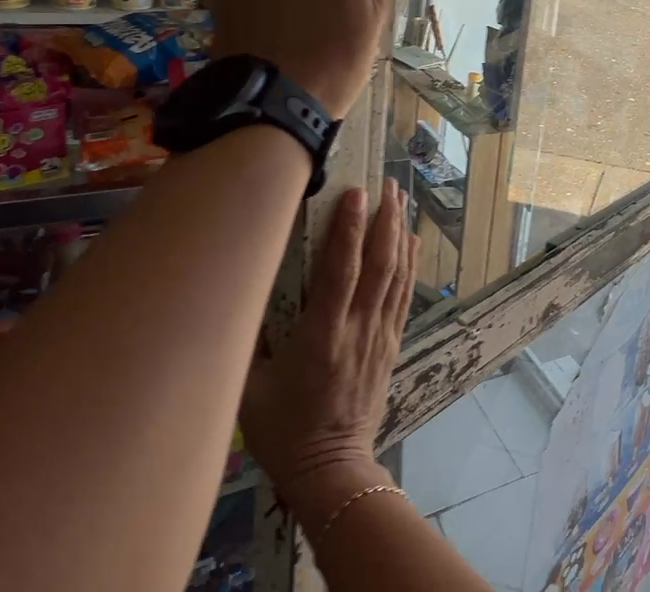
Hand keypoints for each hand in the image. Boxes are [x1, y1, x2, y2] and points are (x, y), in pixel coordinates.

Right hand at [240, 180, 414, 502]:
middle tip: (387, 182)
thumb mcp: (247, 388)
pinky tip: (410, 241)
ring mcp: (380, 336)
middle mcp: (358, 330)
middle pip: (379, 264)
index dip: (349, 230)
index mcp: (320, 338)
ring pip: (397, 274)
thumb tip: (239, 293)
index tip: (355, 193)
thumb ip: (247, 340)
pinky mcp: (391, 344)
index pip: (340, 272)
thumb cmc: (282, 429)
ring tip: (400, 198)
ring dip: (399, 232)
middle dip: (385, 218)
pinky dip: (408, 263)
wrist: (330, 467)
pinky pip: (403, 294)